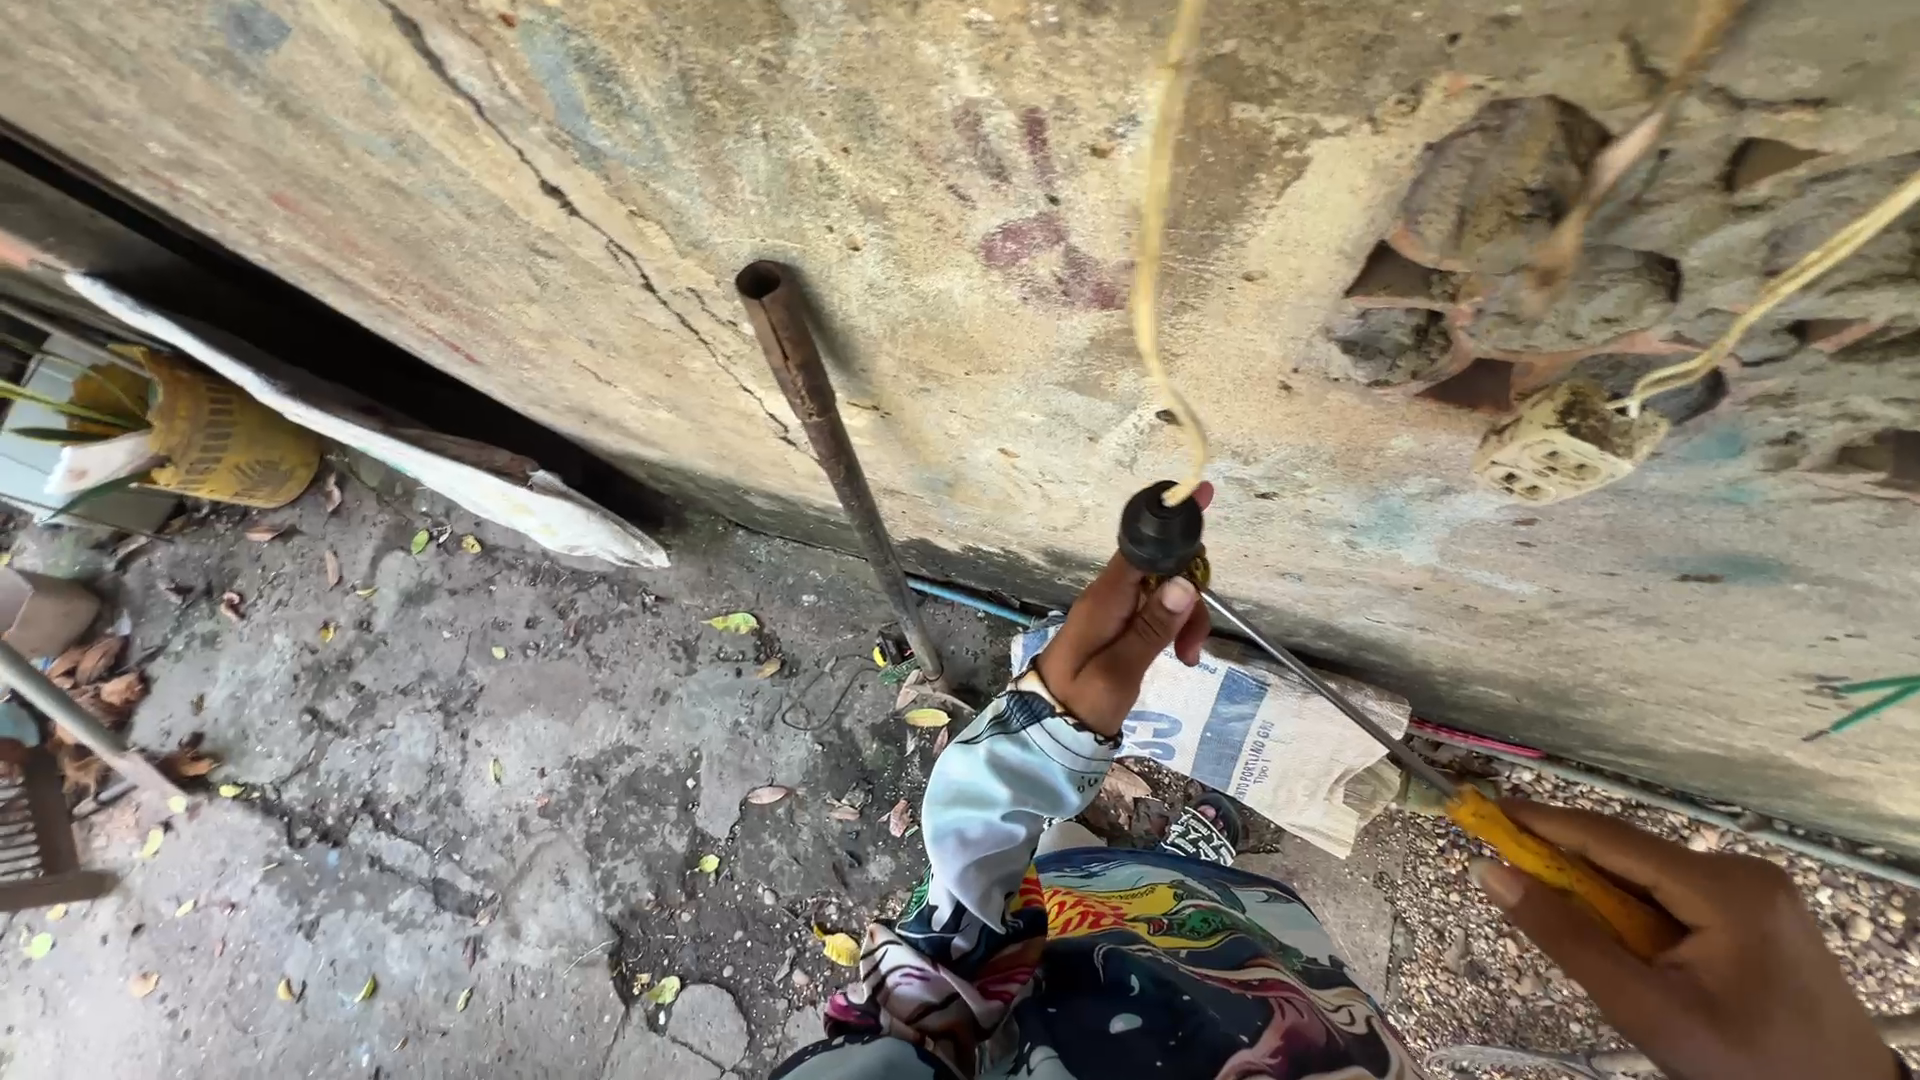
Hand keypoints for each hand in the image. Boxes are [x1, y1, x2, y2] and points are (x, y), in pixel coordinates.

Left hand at [1033, 483, 1212, 737]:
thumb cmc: (1080, 704)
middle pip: (1163, 568)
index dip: (1170, 522)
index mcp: (1104, 599)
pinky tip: (1181, 655)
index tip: (1201, 495)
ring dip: (1187, 619)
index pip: (1140, 546)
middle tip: (1194, 645)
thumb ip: (1152, 629)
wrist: (1048, 731)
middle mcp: (1109, 595)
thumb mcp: (1119, 673)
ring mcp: (1115, 609)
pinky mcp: (1120, 625)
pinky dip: (1175, 628)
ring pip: (1166, 592)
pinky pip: (1157, 611)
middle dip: (1190, 597)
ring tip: (1189, 658)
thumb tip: (1184, 582)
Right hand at [1471, 800, 1897, 1079]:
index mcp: (1725, 888)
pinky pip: (1665, 891)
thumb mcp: (1644, 1008)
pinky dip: (1627, 909)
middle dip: (1566, 868)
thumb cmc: (1746, 1066)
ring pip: (1641, 873)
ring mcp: (1753, 889)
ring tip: (1577, 933)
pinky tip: (1621, 942)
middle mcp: (1741, 871)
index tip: (1482, 809)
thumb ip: (1563, 936)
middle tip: (1517, 887)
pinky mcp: (1754, 908)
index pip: (1609, 837)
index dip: (1540, 820)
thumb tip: (1486, 870)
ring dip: (1596, 893)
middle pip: (1624, 854)